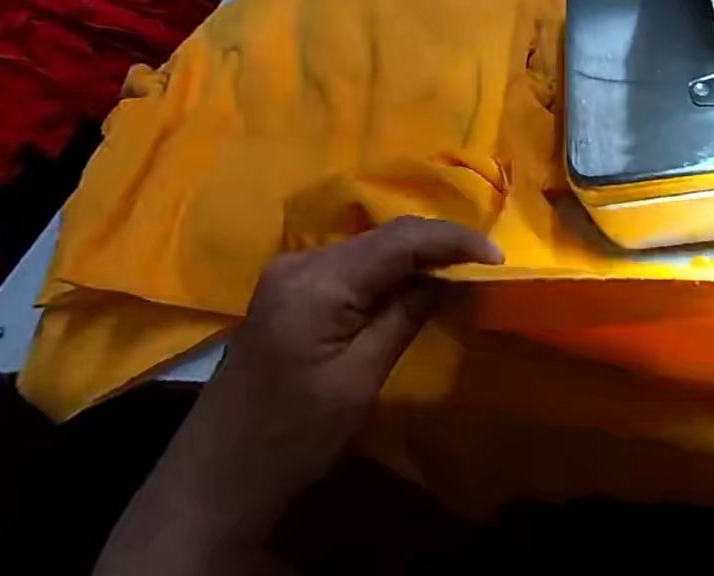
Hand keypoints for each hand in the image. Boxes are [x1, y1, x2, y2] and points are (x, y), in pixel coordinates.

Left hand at [96, 217, 501, 574]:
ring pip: (366, 246)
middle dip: (434, 244)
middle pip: (381, 236)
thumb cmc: (294, 438)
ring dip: (411, 255)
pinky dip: (384, 269)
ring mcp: (289, 270)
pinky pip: (348, 263)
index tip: (496, 256)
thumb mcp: (359, 381)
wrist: (218, 476)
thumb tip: (454, 276)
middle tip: (482, 264)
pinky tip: (408, 283)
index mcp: (317, 280)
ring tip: (456, 270)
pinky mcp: (287, 286)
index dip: (450, 240)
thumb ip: (406, 315)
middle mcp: (300, 260)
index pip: (397, 239)